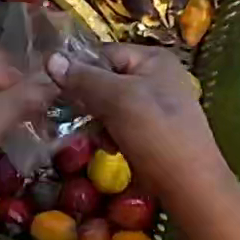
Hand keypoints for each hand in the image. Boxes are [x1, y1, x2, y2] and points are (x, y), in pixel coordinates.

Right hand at [47, 44, 231, 198]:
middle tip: (79, 118)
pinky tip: (111, 148)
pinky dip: (110, 134)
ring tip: (101, 138)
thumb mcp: (117, 100)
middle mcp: (156, 76)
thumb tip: (50, 58)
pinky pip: (119, 123)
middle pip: (104, 79)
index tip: (60, 92)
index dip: (80, 71)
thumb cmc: (156, 133)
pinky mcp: (151, 130)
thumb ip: (83, 78)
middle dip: (90, 101)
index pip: (103, 53)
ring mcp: (154, 104)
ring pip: (108, 104)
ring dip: (98, 121)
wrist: (189, 185)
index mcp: (153, 59)